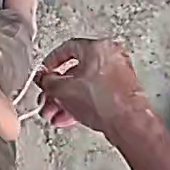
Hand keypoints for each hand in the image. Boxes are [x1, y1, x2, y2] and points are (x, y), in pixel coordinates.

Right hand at [35, 39, 151, 135]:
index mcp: (98, 48)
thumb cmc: (103, 101)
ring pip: (83, 85)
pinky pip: (94, 94)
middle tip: (47, 97)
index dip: (50, 62)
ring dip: (65, 100)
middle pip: (74, 70)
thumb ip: (47, 81)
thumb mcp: (61, 89)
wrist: (126, 121)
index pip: (67, 48)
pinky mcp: (121, 91)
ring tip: (54, 112)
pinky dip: (79, 103)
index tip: (45, 72)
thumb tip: (43, 79)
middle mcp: (111, 57)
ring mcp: (118, 75)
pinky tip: (67, 116)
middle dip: (56, 89)